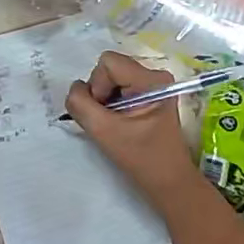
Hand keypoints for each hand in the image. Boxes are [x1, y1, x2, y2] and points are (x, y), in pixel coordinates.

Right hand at [64, 52, 197, 184]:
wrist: (167, 179)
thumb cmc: (141, 156)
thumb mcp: (102, 130)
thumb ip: (80, 103)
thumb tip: (76, 88)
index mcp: (151, 79)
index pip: (107, 63)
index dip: (98, 86)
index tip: (105, 111)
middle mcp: (154, 74)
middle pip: (107, 68)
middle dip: (99, 92)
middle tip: (108, 119)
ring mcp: (151, 83)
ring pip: (108, 77)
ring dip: (102, 99)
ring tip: (113, 121)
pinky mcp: (146, 93)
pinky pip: (114, 86)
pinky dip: (108, 103)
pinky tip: (117, 120)